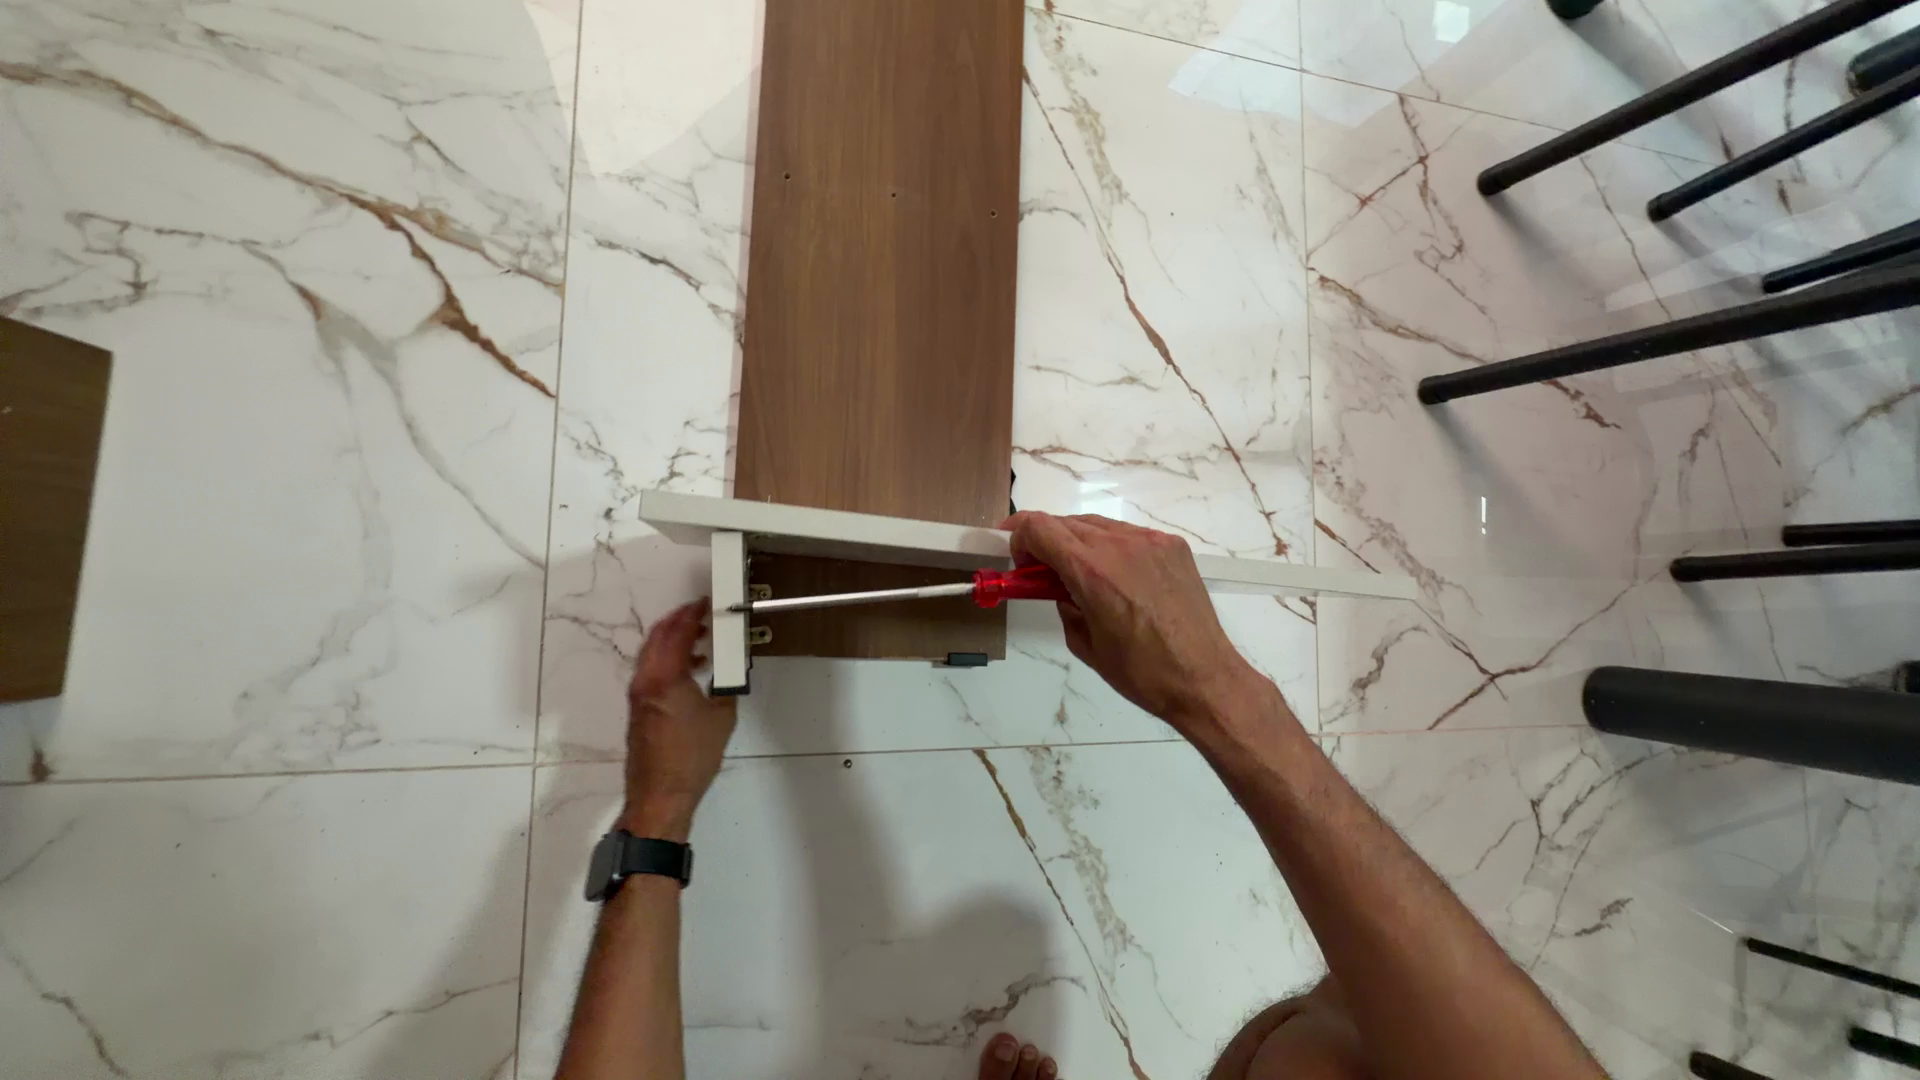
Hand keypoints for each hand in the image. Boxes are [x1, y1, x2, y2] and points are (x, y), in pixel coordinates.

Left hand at [622, 600, 737, 840]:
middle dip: (679, 621)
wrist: (661, 795)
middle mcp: (645, 680)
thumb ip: (724, 687)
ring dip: (673, 641)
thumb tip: (728, 673)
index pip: (677, 632)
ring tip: (702, 641)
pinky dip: (668, 660)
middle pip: (658, 637)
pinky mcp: (639, 709)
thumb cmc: (694, 755)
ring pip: (652, 654)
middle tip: (702, 614)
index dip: (692, 614)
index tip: (707, 602)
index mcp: (665, 677)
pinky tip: (691, 671)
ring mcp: (638, 695)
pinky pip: (651, 670)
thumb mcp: (722, 716)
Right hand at [1002, 512, 1282, 734]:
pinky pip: (1127, 534)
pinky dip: (1110, 546)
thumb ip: (1063, 605)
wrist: (1203, 678)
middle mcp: (1120, 546)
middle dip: (1044, 541)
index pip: (1038, 528)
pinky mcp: (1172, 546)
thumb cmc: (1140, 672)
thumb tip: (1061, 589)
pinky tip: (1115, 576)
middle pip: (1064, 522)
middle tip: (1039, 570)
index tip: (1014, 555)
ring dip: (1076, 541)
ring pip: (1096, 524)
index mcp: (1092, 572)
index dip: (1017, 535)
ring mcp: (1150, 542)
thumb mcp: (1084, 644)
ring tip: (1078, 574)